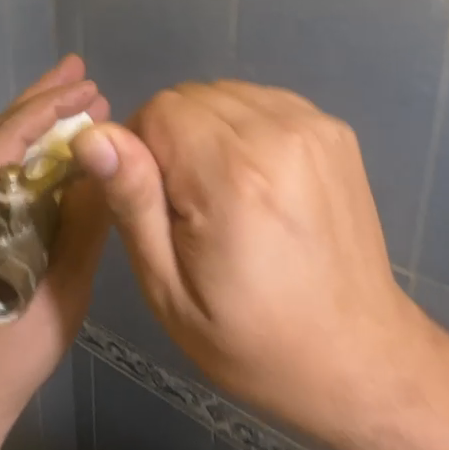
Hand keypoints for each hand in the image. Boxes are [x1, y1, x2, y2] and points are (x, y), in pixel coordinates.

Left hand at [0, 55, 111, 443]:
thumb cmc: (11, 345)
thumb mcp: (61, 281)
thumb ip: (85, 217)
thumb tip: (110, 157)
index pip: (7, 135)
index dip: (52, 107)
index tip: (91, 86)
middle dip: (42, 101)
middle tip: (81, 72)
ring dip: (34, 122)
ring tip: (75, 94)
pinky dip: (23, 150)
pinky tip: (53, 141)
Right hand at [71, 81, 425, 436]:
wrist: (356, 354)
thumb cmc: (251, 338)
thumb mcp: (169, 289)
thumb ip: (132, 201)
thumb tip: (92, 136)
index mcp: (231, 175)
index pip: (158, 109)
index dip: (141, 150)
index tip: (156, 204)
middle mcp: (277, 133)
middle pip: (191, 97)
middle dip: (174, 140)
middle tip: (190, 208)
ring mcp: (314, 126)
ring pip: (227, 95)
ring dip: (210, 130)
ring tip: (226, 195)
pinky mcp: (336, 130)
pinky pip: (265, 102)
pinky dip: (247, 128)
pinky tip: (258, 180)